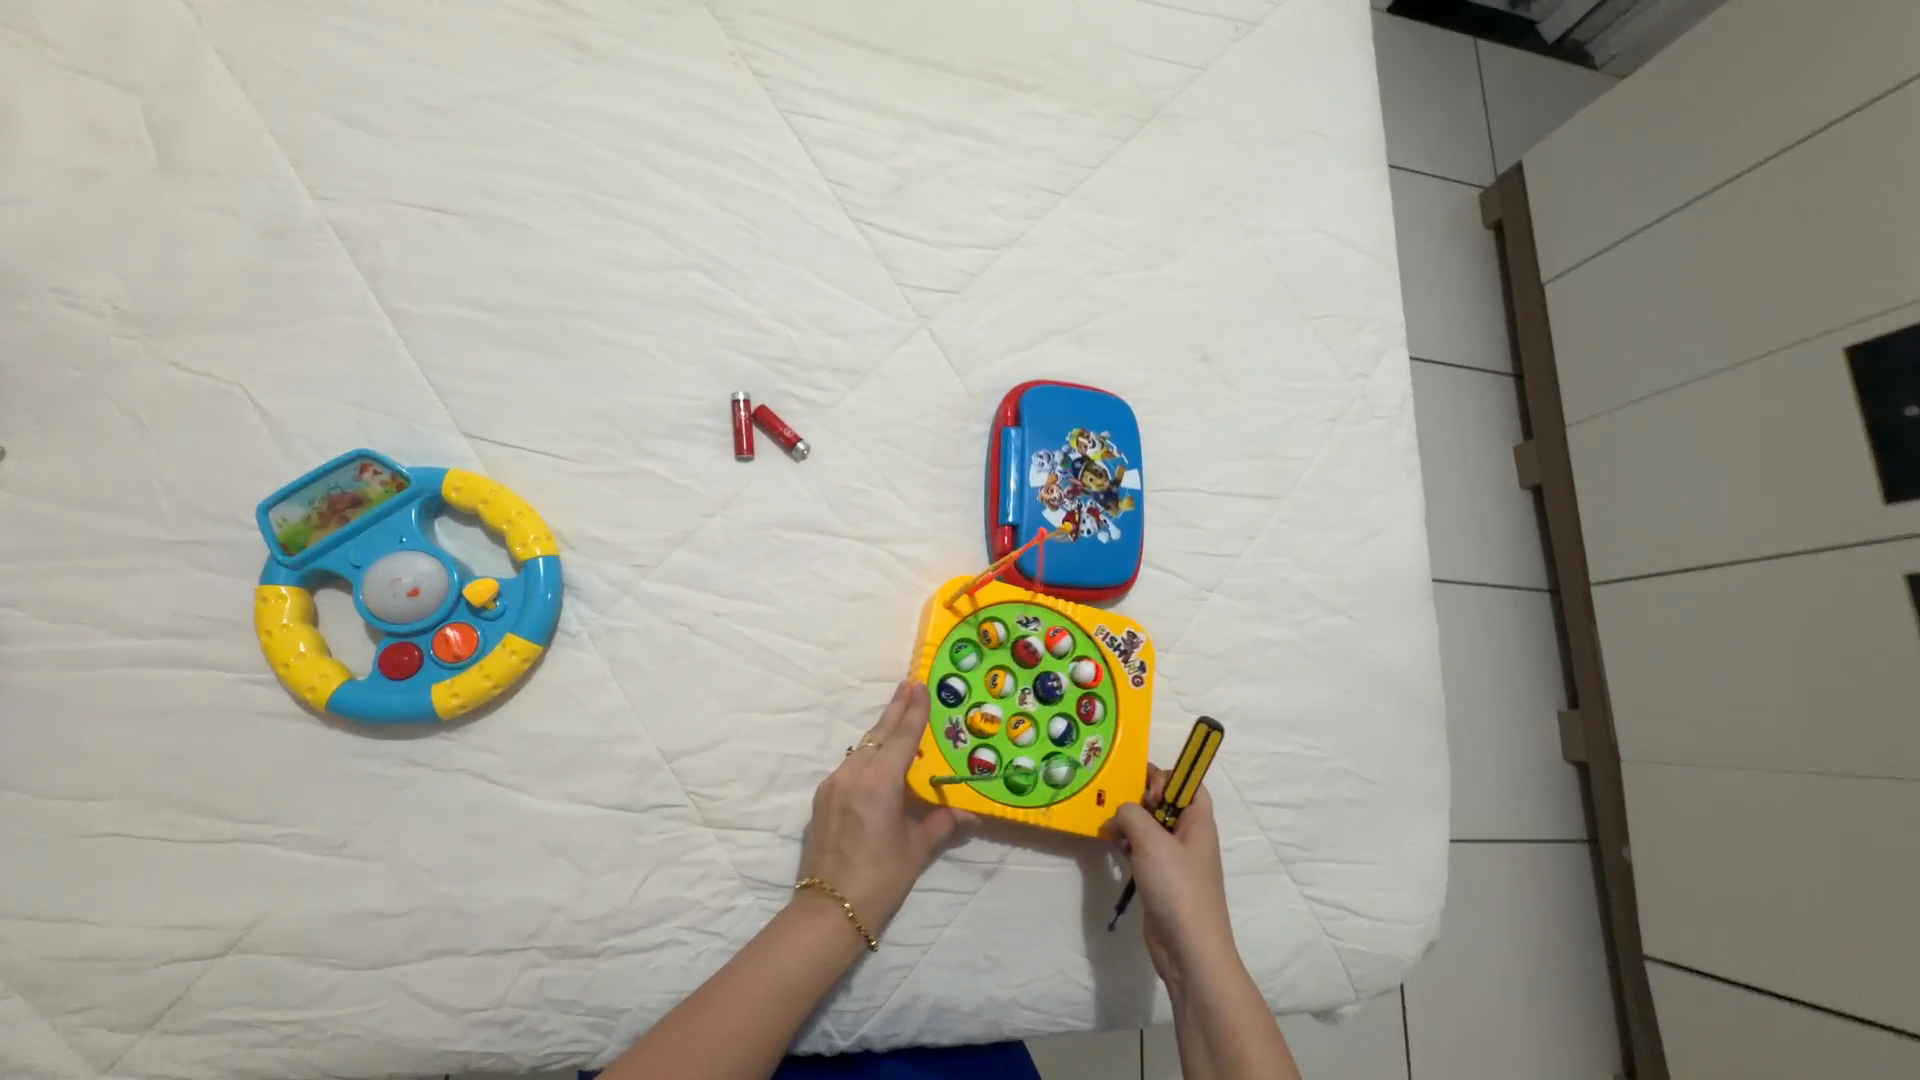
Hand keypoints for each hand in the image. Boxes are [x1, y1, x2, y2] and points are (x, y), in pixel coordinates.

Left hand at [797, 680, 973, 935]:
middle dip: (895, 709)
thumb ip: (942, 823)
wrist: (829, 909)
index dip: (914, 710)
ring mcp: (833, 784)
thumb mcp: (917, 848)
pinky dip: (867, 756)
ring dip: (880, 734)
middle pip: (878, 733)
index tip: (919, 684)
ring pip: (861, 749)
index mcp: (880, 780)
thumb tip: (970, 814)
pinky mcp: (822, 798)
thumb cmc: (881, 877)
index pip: (903, 736)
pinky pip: (849, 766)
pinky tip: (878, 761)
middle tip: (909, 684)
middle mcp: (854, 773)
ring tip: (898, 720)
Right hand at [1105, 766, 1237, 990]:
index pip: (1188, 783)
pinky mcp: (1160, 878)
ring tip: (1108, 825)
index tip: (1140, 784)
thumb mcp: (1151, 841)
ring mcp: (1174, 859)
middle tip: (1115, 800)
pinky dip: (1127, 845)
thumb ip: (1131, 814)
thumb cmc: (1177, 888)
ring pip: (1150, 827)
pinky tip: (1112, 847)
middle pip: (1165, 803)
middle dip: (1139, 798)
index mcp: (1198, 821)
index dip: (1166, 776)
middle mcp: (1189, 836)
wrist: (1189, 949)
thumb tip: (1118, 814)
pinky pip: (1142, 850)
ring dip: (1129, 823)